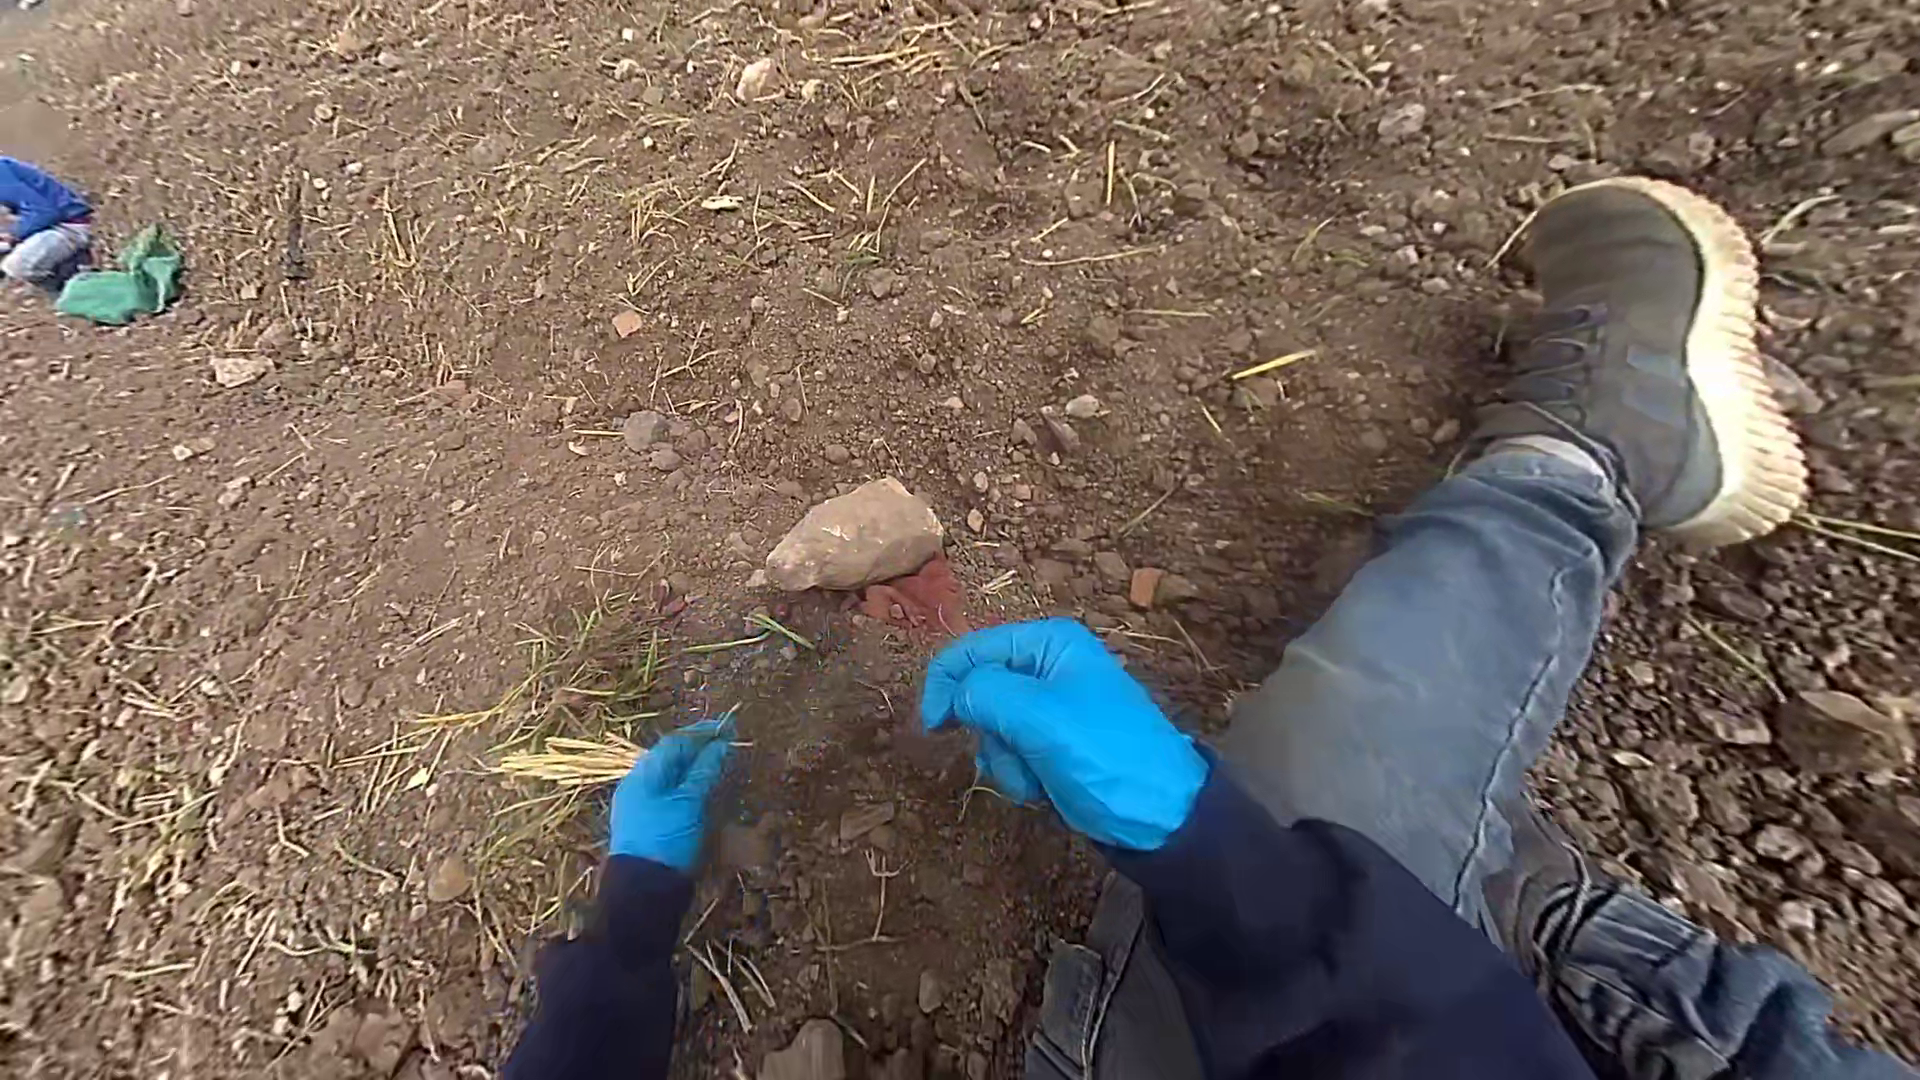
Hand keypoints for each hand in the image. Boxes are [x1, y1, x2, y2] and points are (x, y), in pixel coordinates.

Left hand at [609, 714, 734, 871]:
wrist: (645, 896)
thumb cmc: (666, 840)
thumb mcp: (690, 801)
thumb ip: (705, 769)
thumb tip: (722, 743)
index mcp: (643, 777)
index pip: (674, 743)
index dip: (702, 733)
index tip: (729, 728)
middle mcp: (642, 788)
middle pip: (675, 759)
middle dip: (703, 749)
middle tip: (731, 744)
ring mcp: (648, 808)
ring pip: (678, 777)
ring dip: (702, 768)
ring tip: (727, 764)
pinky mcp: (658, 825)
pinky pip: (679, 796)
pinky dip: (698, 788)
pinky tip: (714, 790)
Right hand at [920, 618, 1207, 850]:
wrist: (1158, 818)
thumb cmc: (1102, 753)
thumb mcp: (1039, 715)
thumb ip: (984, 692)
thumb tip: (952, 696)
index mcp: (1048, 642)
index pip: (974, 648)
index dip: (946, 682)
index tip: (932, 725)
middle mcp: (1046, 667)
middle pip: (981, 689)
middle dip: (988, 728)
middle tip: (1009, 749)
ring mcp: (1048, 708)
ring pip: (990, 726)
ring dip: (1004, 757)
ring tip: (1035, 773)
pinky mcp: (1049, 743)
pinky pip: (1008, 752)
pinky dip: (1017, 773)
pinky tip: (1042, 787)